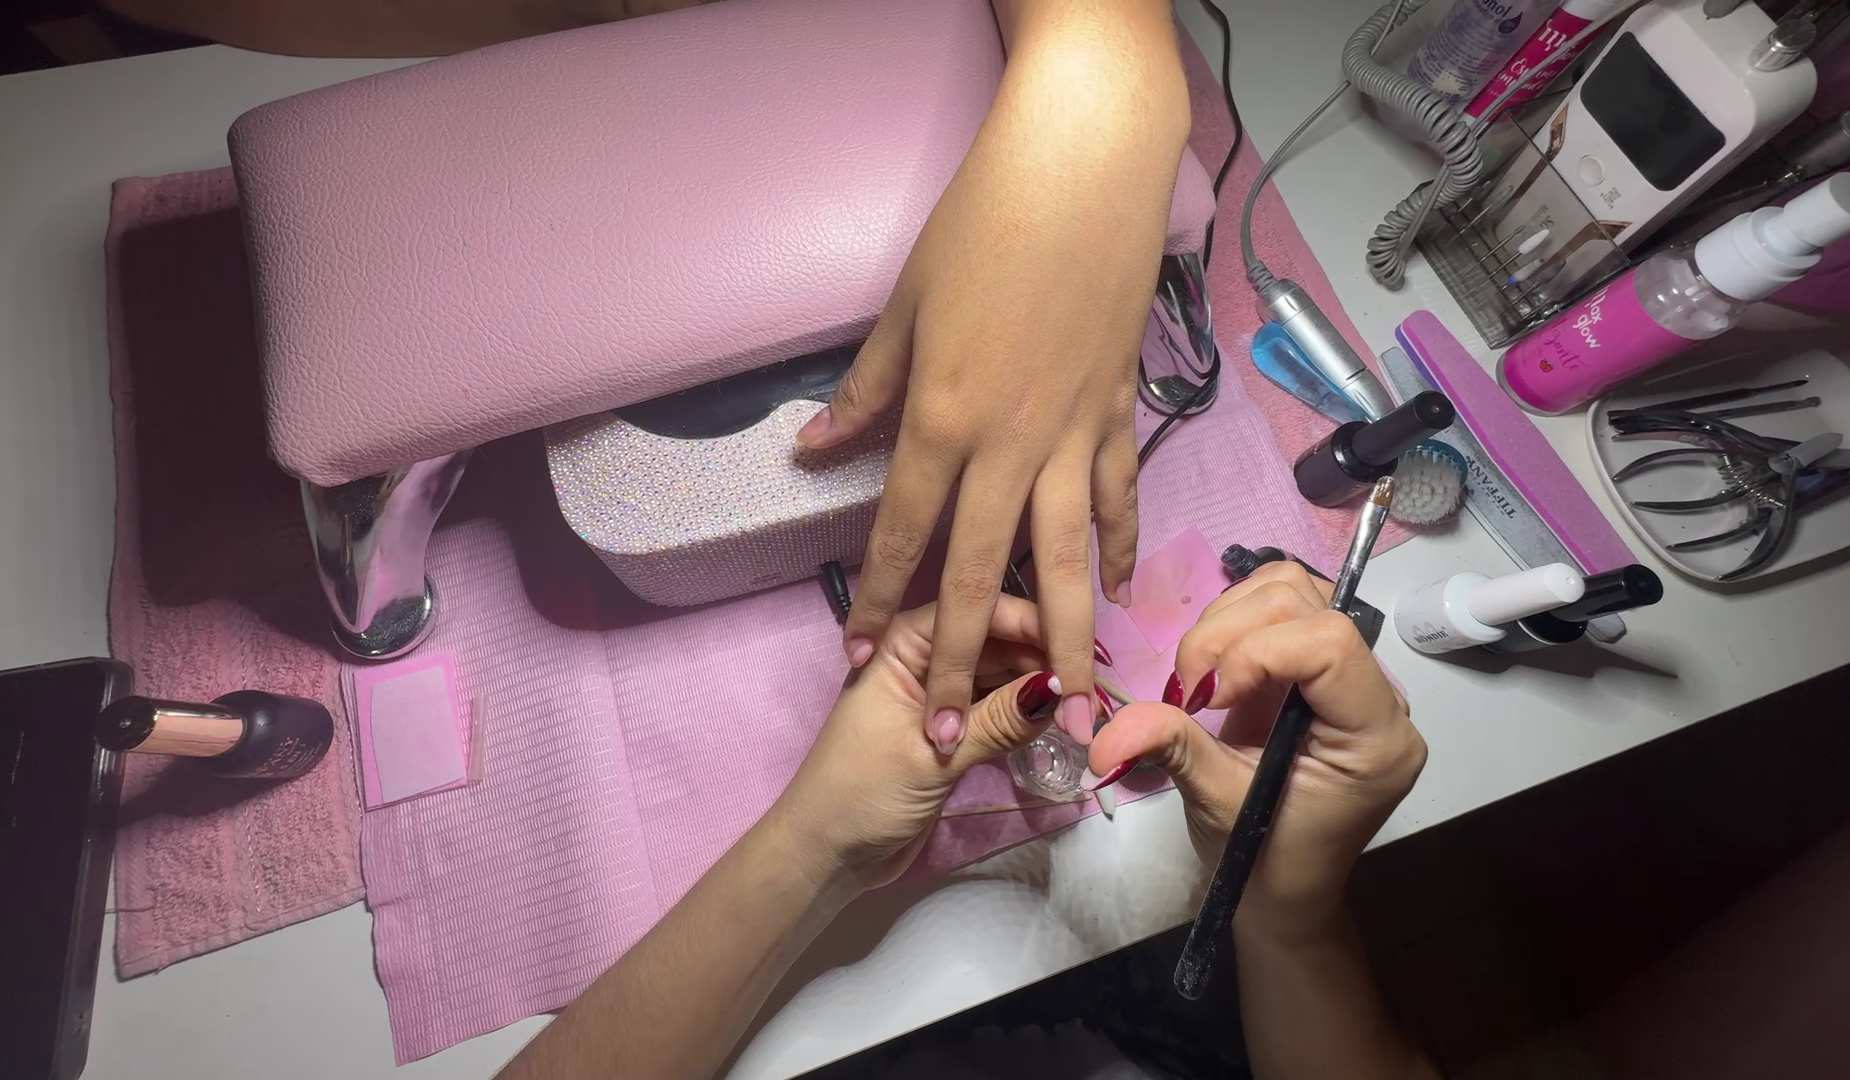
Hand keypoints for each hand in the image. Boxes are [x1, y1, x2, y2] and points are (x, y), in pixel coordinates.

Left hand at [769, 594, 1078, 890]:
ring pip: (1003, 674)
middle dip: (1043, 662)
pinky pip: (999, 707)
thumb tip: (1062, 688)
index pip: (979, 612)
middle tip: (1093, 693)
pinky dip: (1025, 714)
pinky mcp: (955, 726)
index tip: (1083, 653)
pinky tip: (1058, 721)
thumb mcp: (931, 756)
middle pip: (998, 641)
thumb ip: (997, 722)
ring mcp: (942, 691)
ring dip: (1039, 690)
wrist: (828, 854)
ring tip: (1085, 709)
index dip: (1032, 628)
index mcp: (905, 640)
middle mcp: (928, 655)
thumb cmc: (861, 792)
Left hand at [797, 8, 1189, 750]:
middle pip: (980, 569)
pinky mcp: (1119, 416)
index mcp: (942, 420)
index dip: (878, 600)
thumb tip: (812, 449)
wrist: (1084, 172)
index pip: (900, 531)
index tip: (860, 658)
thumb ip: (862, 393)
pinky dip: (1119, 544)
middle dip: (962, 653)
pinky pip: (1119, 497)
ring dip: (1060, 630)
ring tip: (1065, 693)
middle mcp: (1007, 446)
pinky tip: (1117, 585)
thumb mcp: (904, 309)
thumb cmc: (982, 230)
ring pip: (1065, 554)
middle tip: (954, 726)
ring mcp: (1072, 436)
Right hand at [1085, 563, 1425, 934]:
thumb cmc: (1262, 855)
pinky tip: (1214, 667)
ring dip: (1223, 622)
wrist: (1281, 881)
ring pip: (1286, 588)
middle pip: (1299, 603)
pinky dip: (1229, 619)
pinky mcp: (1313, 664)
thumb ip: (1170, 748)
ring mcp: (1345, 671)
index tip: (1206, 701)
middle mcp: (1374, 692)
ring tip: (1199, 679)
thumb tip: (1102, 735)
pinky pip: (1276, 604)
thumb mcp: (1214, 802)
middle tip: (1188, 693)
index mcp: (1373, 736)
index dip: (1253, 654)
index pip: (1328, 644)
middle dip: (1222, 636)